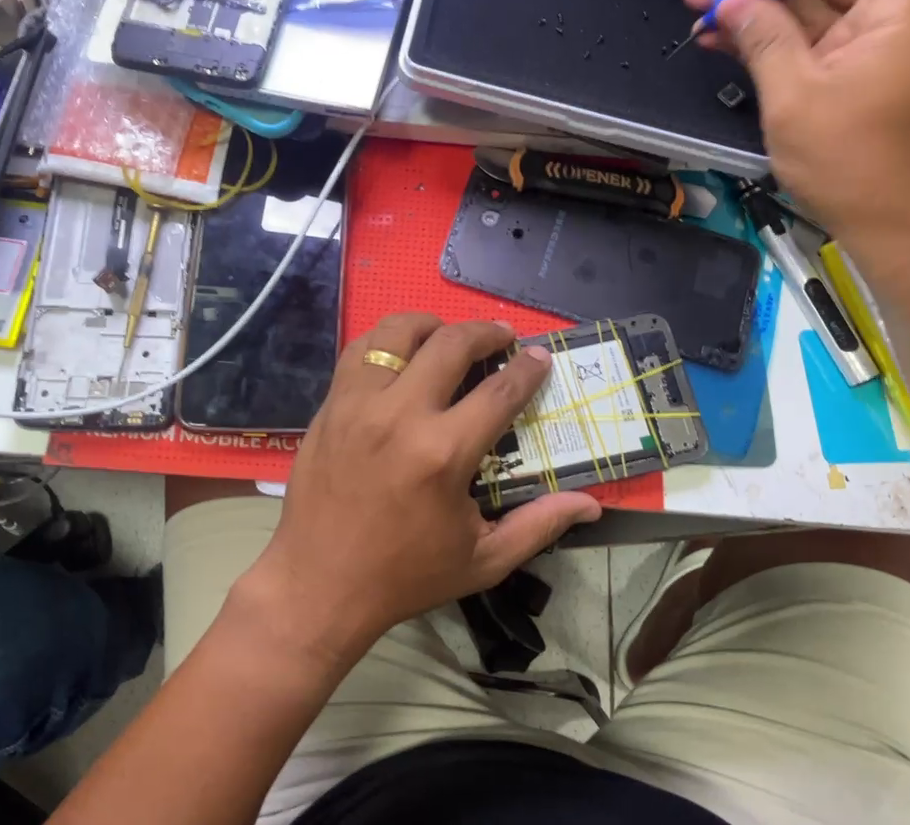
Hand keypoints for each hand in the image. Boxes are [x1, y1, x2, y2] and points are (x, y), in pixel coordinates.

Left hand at [236, 314, 602, 664]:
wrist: (318, 585)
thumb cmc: (405, 576)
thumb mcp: (482, 560)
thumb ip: (539, 525)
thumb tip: (591, 504)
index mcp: (442, 454)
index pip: (498, 391)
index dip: (527, 369)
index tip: (540, 357)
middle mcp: (399, 416)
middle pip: (450, 344)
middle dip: (486, 331)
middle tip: (502, 337)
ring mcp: (357, 405)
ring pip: (396, 333)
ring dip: (430, 325)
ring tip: (448, 335)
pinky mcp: (329, 407)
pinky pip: (358, 351)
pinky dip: (386, 341)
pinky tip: (400, 354)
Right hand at [682, 0, 909, 257]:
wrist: (889, 227)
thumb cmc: (855, 162)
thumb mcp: (796, 96)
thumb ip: (763, 37)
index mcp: (907, 4)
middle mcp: (895, 13)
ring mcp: (870, 44)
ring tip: (699, 1)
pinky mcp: (849, 73)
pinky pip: (807, 36)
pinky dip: (767, 34)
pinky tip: (717, 36)